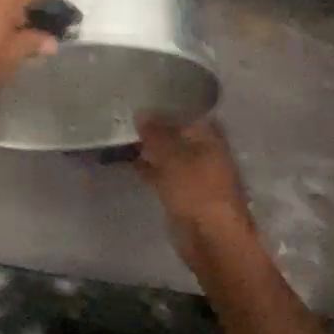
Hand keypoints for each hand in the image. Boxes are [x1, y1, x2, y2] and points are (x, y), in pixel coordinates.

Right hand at [135, 115, 254, 264]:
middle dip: (156, 125)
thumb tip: (142, 112)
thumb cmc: (197, 191)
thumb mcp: (173, 157)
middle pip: (178, 133)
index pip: (190, 112)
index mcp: (210, 139)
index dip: (169, 104)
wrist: (210, 240)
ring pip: (168, 154)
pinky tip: (127, 159)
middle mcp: (204, 153)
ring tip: (122, 132)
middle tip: (127, 111)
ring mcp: (193, 175)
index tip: (145, 94)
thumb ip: (157, 134)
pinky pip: (162, 173)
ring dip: (149, 147)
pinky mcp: (182, 195)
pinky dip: (147, 167)